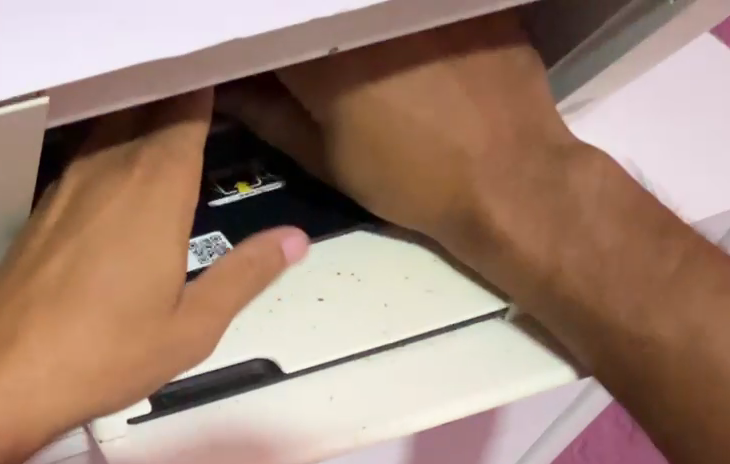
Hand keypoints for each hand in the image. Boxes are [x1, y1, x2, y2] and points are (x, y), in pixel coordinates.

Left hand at [0, 90, 308, 463]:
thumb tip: (293, 240)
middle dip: (178, 112)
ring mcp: (63, 188)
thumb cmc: (104, 357)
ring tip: (168, 160)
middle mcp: (107, 169)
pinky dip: (106, 168)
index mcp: (156, 184)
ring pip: (109, 137)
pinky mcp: (36, 216)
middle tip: (207, 130)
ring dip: (139, 136)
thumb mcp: (192, 328)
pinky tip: (115, 203)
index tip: (230, 101)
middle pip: (147, 113)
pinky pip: (80, 170)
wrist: (3, 377)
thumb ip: (245, 276)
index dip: (209, 97)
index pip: (188, 108)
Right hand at [217, 14, 581, 254]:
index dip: (253, 41)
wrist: (504, 175)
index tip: (244, 60)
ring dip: (336, 19)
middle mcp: (367, 10)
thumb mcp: (324, 159)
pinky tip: (395, 47)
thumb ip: (270, 117)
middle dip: (292, 24)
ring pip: (356, 4)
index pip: (269, 30)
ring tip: (341, 55)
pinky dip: (386, 11)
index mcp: (324, 56)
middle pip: (313, 7)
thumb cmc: (405, 179)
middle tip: (288, 59)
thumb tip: (225, 92)